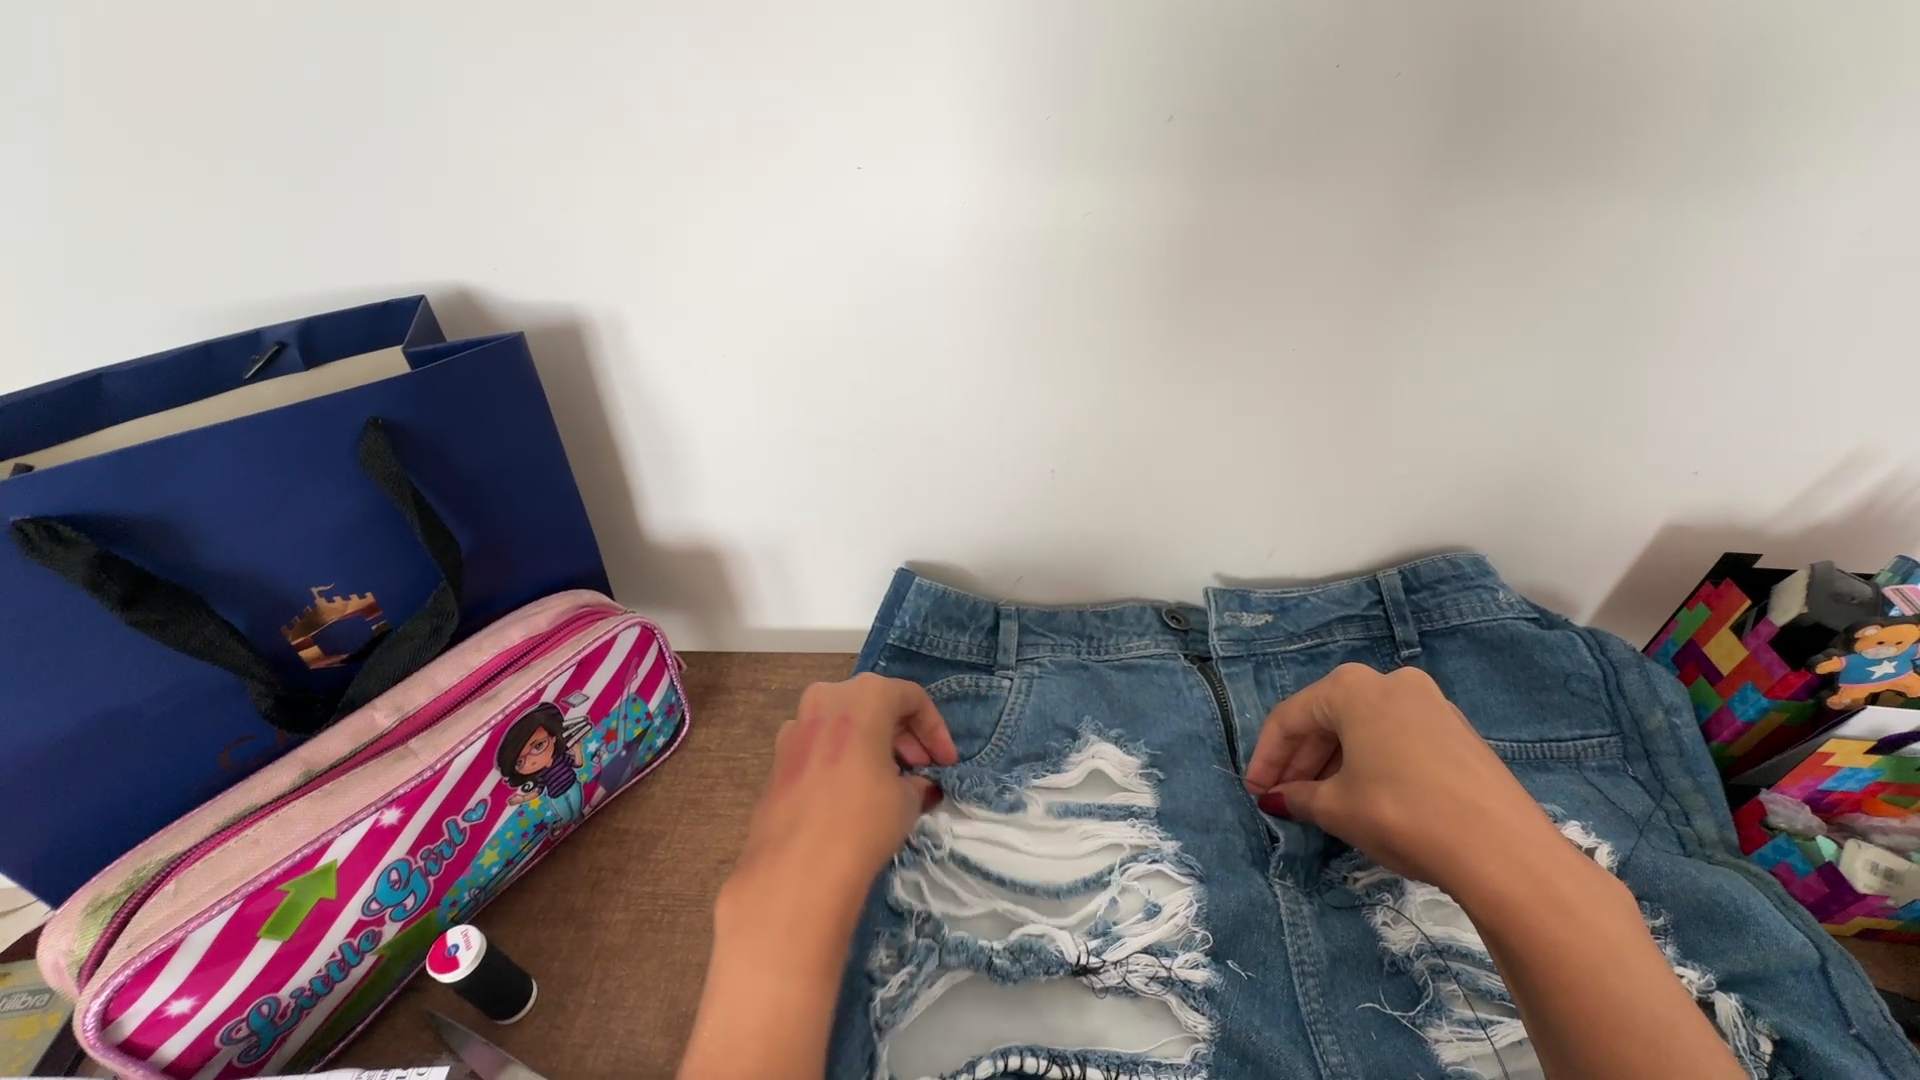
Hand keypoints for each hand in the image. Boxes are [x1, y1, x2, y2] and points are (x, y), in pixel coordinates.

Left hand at [685, 675, 955, 1079]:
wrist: (796, 868)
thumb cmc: (863, 819)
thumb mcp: (906, 799)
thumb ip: (916, 782)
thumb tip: (918, 785)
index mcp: (863, 695)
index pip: (911, 698)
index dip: (935, 730)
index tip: (947, 763)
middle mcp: (825, 697)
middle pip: (875, 704)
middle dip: (904, 736)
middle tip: (922, 771)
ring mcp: (795, 726)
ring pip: (844, 723)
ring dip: (872, 745)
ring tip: (891, 784)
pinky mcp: (777, 757)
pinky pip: (821, 745)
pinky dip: (844, 758)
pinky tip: (856, 795)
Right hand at [1243, 663, 1566, 899]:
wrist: (1504, 851)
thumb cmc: (1401, 813)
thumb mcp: (1337, 808)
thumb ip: (1298, 797)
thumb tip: (1278, 798)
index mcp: (1352, 688)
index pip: (1290, 717)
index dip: (1266, 757)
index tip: (1255, 791)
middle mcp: (1390, 683)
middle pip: (1328, 718)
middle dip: (1300, 760)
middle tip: (1282, 798)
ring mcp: (1431, 705)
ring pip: (1363, 728)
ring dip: (1333, 763)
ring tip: (1318, 802)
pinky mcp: (1458, 733)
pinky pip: (1396, 739)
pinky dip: (1370, 762)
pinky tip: (1363, 796)